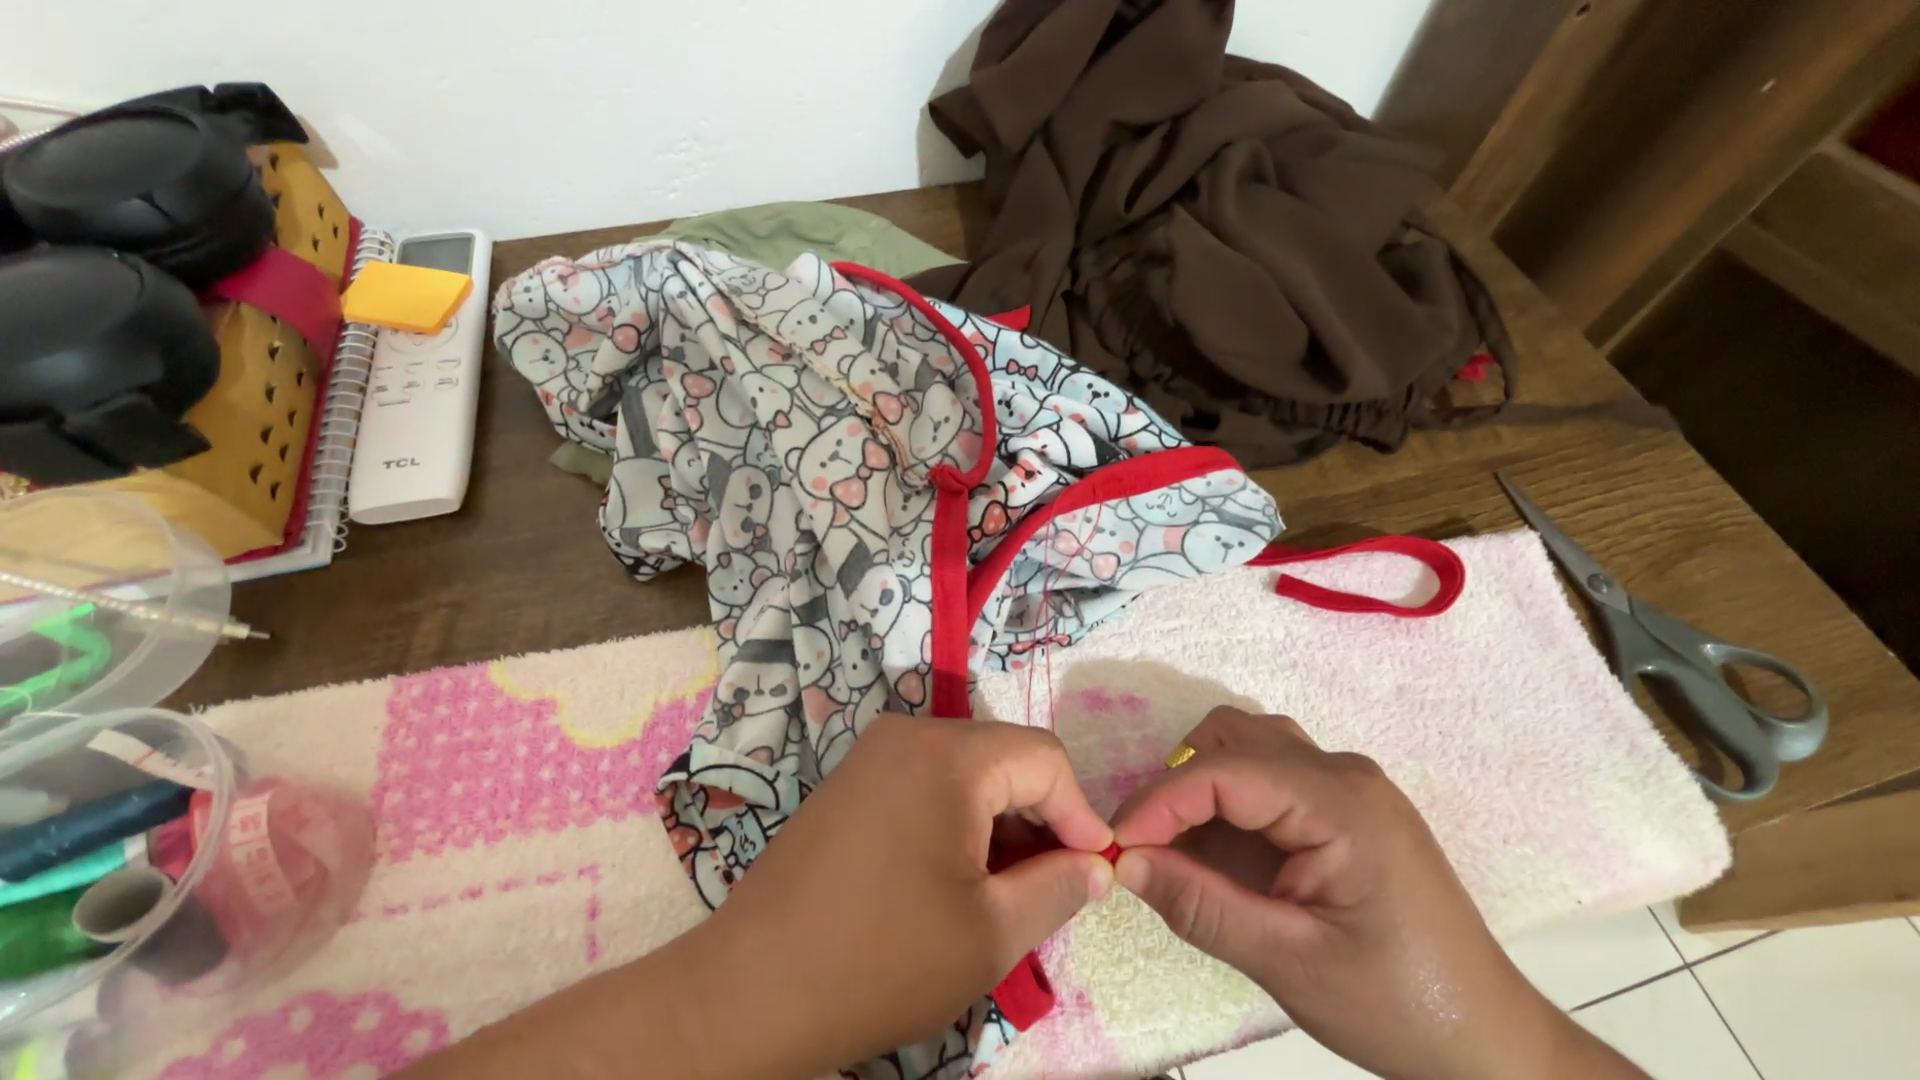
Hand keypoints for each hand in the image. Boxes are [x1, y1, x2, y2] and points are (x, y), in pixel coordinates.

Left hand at [684, 713, 1115, 1075]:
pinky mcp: (848, 785)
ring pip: (966, 774)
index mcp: (947, 755)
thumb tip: (1095, 864)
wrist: (751, 990)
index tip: (1094, 872)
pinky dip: (956, 823)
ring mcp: (870, 758)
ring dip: (998, 825)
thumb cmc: (881, 960)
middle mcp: (907, 736)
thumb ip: (1059, 887)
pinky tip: (954, 880)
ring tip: (1004, 894)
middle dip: (1039, 820)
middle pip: (1004, 760)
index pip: (1045, 758)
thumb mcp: (991, 933)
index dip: (1080, 813)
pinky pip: (925, 786)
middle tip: (1052, 889)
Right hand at [1109, 706, 1637, 1079]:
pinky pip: (1267, 776)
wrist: (1488, 1038)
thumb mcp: (1289, 963)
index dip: (1157, 802)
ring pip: (1246, 746)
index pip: (1223, 771)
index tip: (1113, 846)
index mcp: (1340, 804)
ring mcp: (1348, 785)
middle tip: (1143, 846)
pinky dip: (1225, 801)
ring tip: (1172, 845)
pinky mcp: (1344, 806)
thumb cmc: (1396, 1006)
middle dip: (1174, 784)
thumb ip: (1200, 906)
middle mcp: (1343, 773)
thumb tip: (1124, 862)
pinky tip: (1214, 851)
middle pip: (1231, 737)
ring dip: (1198, 784)